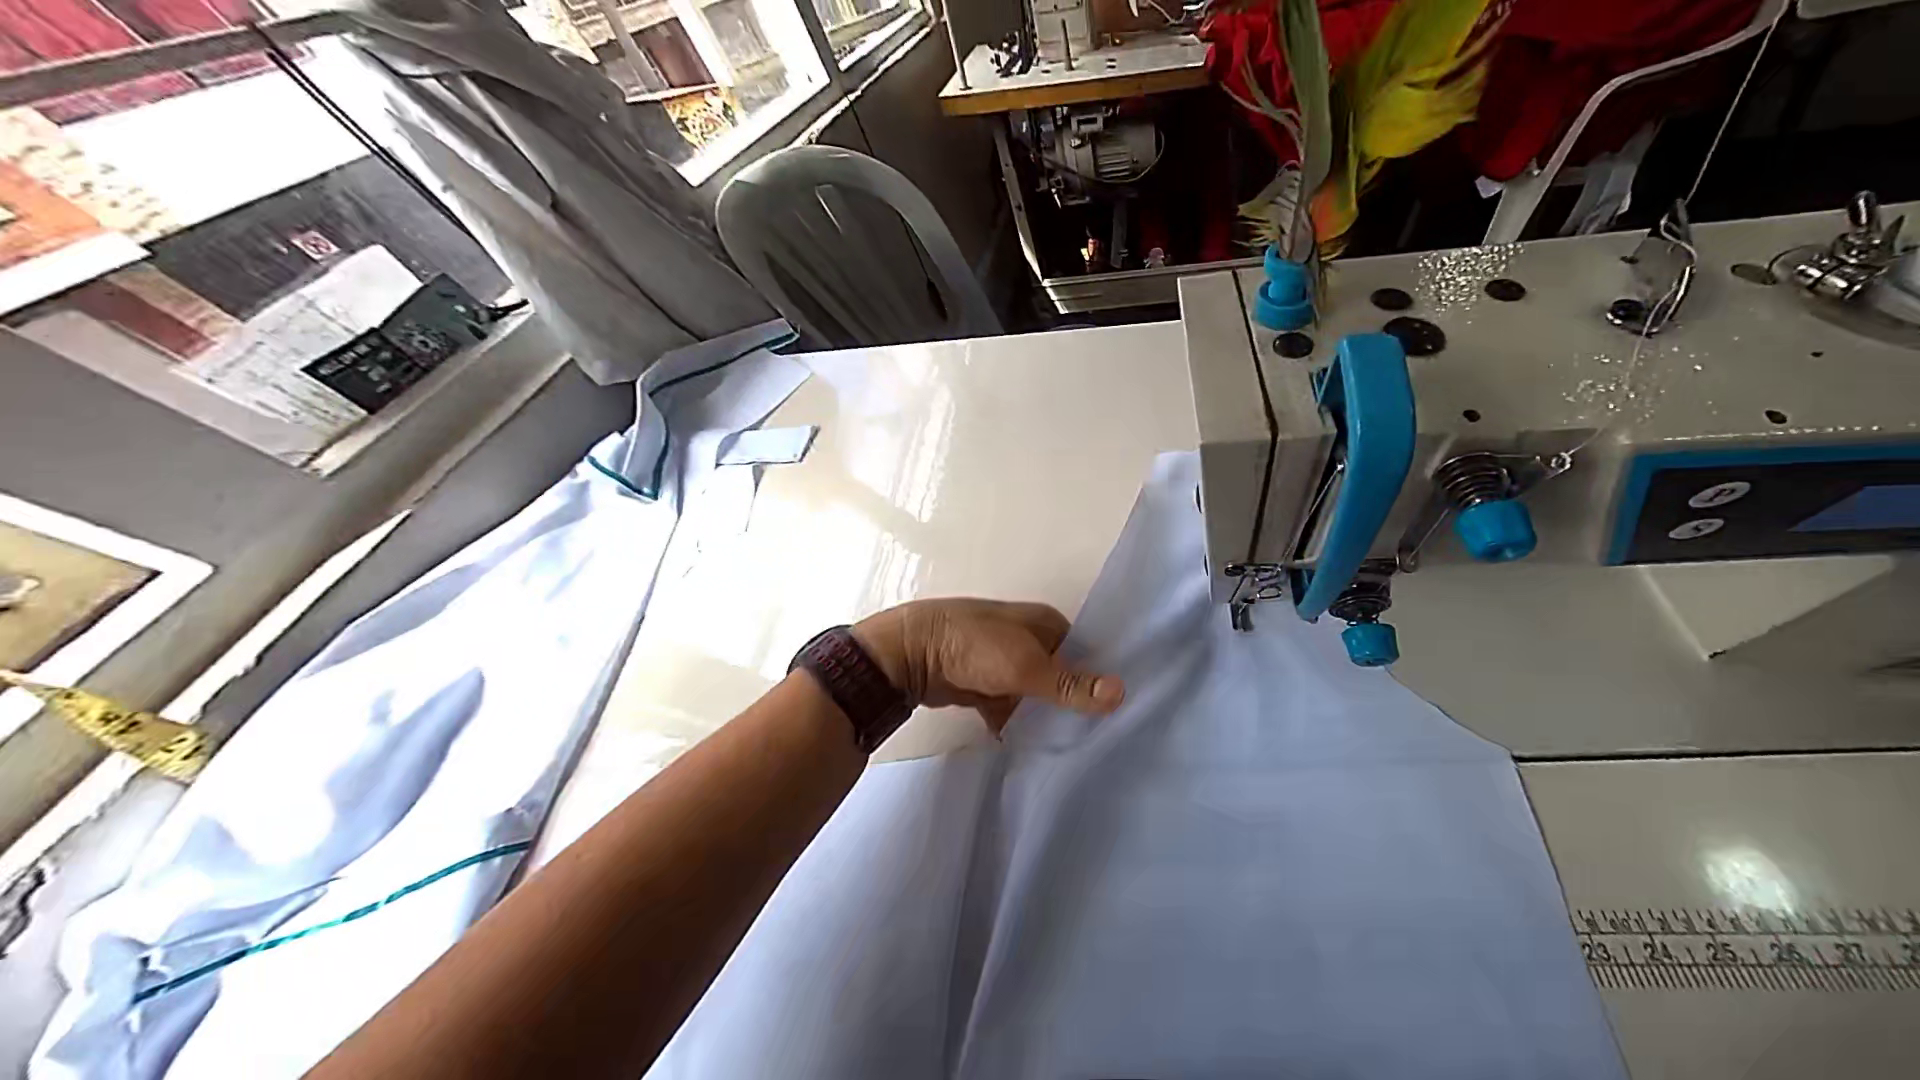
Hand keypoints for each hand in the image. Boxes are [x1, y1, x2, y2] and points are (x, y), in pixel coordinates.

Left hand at [852, 598, 1123, 733]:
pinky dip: (1020, 728)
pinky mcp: (985, 688)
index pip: (1086, 653)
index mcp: (1044, 624)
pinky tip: (1037, 753)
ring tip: (1077, 753)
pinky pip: (1013, 711)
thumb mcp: (1026, 666)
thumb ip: (1070, 685)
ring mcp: (1005, 665)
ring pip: (1037, 697)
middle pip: (1062, 677)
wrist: (911, 654)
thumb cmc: (974, 647)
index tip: (1122, 715)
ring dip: (1047, 719)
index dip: (1101, 681)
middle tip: (1103, 741)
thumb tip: (1123, 692)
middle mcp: (1029, 641)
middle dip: (1075, 705)